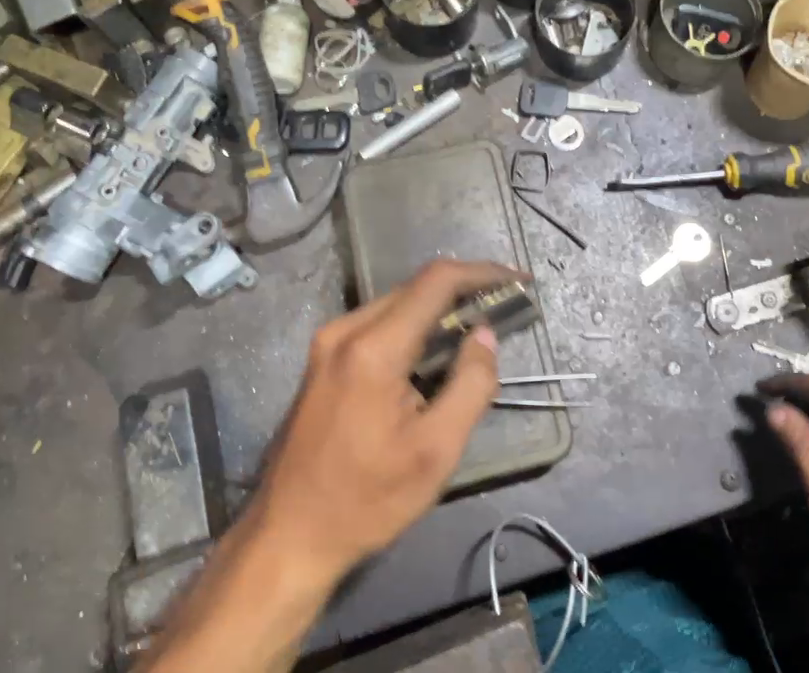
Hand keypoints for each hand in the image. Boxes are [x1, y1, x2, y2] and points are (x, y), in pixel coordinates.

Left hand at [144, 261, 518, 672]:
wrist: (289, 534)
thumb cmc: (366, 500)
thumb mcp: (435, 451)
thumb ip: (470, 385)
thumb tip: (485, 334)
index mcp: (373, 348)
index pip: (436, 282)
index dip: (483, 273)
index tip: (519, 281)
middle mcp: (344, 331)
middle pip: (415, 289)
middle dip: (465, 291)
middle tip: (507, 308)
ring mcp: (327, 344)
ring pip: (396, 305)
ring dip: (439, 310)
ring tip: (480, 330)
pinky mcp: (322, 361)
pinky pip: (378, 326)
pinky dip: (414, 328)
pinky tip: (437, 352)